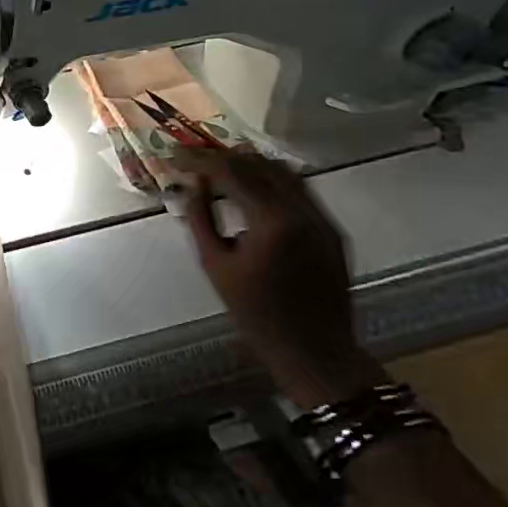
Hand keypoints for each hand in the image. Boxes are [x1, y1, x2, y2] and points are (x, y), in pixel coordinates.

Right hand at [176, 148, 383, 407]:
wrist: (313, 350)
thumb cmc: (255, 312)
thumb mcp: (214, 264)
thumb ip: (200, 217)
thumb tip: (193, 182)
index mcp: (272, 221)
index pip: (231, 172)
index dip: (199, 160)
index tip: (175, 156)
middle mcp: (302, 211)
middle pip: (258, 164)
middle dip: (222, 157)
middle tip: (194, 159)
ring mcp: (322, 218)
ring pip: (283, 171)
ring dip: (249, 164)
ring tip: (219, 168)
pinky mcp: (332, 229)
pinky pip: (299, 190)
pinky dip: (271, 179)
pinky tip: (252, 188)